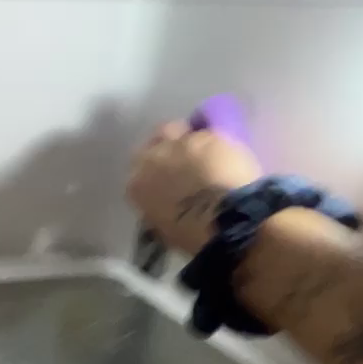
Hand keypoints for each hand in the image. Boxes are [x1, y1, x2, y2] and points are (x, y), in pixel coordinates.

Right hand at [126, 121, 262, 251]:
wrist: (223, 219)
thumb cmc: (190, 233)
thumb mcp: (161, 226)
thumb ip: (157, 206)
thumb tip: (164, 202)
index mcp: (136, 185)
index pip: (138, 169)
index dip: (154, 170)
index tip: (166, 177)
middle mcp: (152, 158)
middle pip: (156, 140)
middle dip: (167, 145)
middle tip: (184, 156)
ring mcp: (180, 143)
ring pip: (181, 130)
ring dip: (190, 139)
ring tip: (206, 151)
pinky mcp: (209, 135)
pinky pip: (209, 132)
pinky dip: (215, 141)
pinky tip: (226, 152)